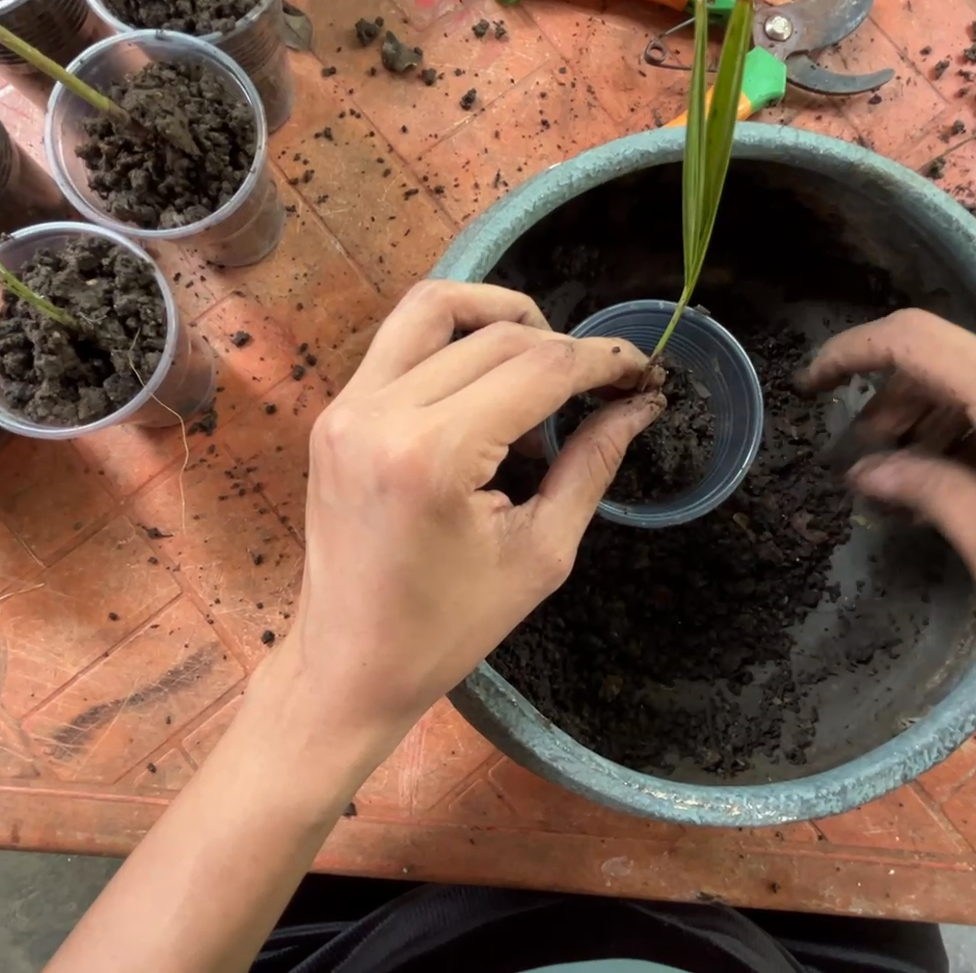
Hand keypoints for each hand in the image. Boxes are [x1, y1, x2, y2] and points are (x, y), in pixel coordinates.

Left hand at [279, 281, 662, 736]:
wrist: (347, 666)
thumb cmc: (448, 629)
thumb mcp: (540, 554)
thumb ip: (592, 465)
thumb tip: (638, 405)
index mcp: (433, 455)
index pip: (539, 369)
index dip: (603, 360)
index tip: (643, 369)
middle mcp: (380, 412)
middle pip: (494, 335)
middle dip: (564, 347)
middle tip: (602, 384)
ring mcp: (346, 406)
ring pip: (433, 308)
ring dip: (500, 315)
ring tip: (545, 357)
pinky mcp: (332, 413)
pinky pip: (399, 341)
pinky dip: (454, 339)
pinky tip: (488, 378)